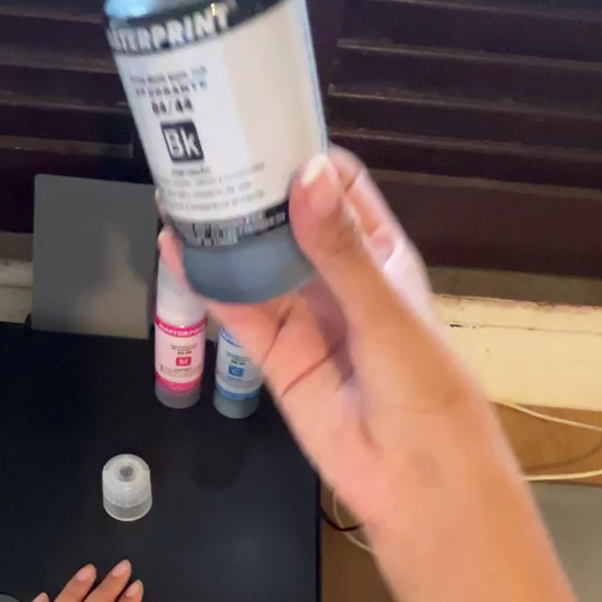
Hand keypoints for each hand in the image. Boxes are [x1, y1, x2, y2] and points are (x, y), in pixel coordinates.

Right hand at [159, 147, 516, 542]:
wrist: (412, 476)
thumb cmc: (421, 385)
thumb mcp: (385, 311)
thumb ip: (340, 251)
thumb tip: (304, 175)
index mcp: (379, 257)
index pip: (338, 191)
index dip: (302, 158)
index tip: (259, 124)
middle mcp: (337, 282)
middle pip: (287, 225)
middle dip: (251, 195)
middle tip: (203, 157)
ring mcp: (304, 321)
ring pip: (256, 268)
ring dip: (223, 238)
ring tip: (179, 198)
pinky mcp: (277, 359)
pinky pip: (240, 315)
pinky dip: (211, 287)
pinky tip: (180, 254)